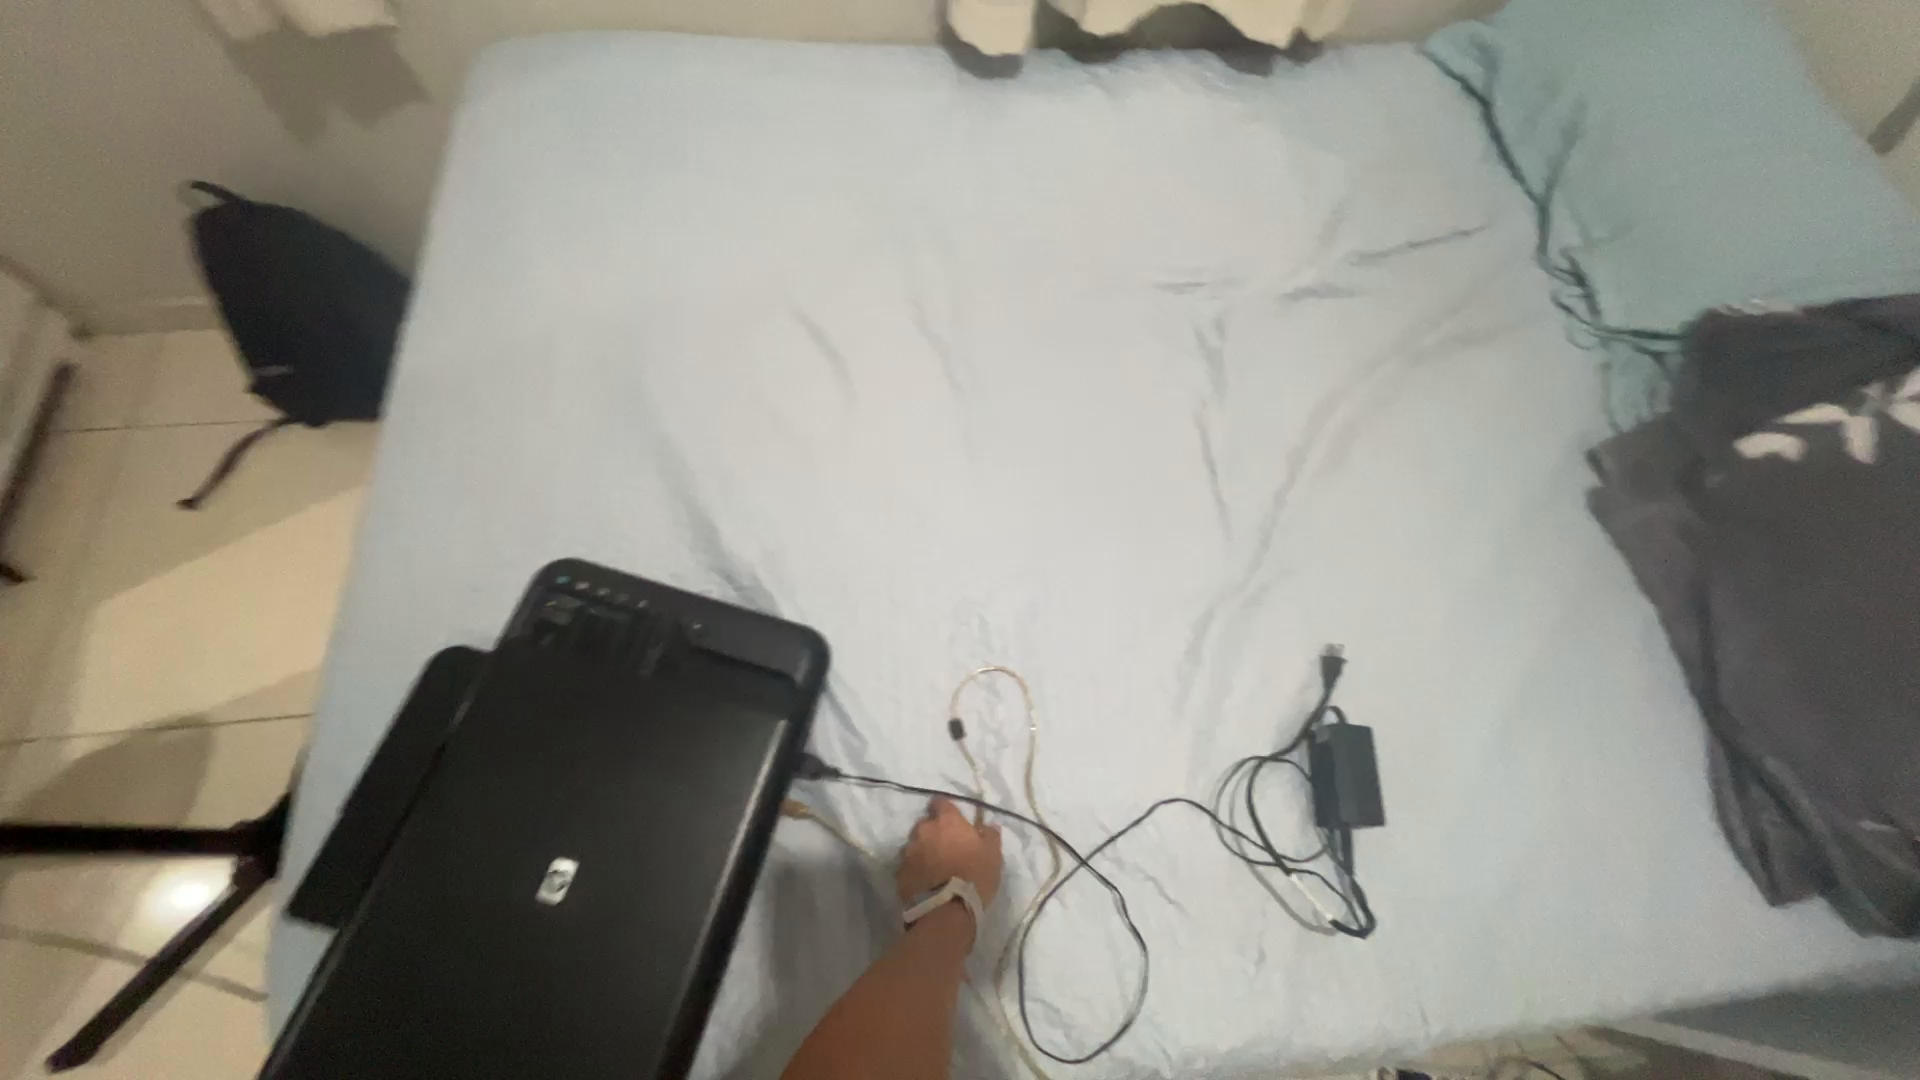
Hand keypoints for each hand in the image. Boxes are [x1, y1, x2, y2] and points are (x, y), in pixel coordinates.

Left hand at [897, 797, 1002, 907]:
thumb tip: (989, 824)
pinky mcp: (900, 873)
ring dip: (923, 850)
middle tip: (945, 845)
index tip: (952, 818)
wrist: (946, 911)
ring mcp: (908, 851)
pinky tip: (924, 881)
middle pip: (926, 823)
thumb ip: (989, 835)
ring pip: (915, 844)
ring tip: (934, 866)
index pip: (941, 802)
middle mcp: (924, 830)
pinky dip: (915, 869)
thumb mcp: (993, 855)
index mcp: (947, 821)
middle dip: (934, 831)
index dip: (945, 809)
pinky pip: (908, 865)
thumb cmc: (974, 876)